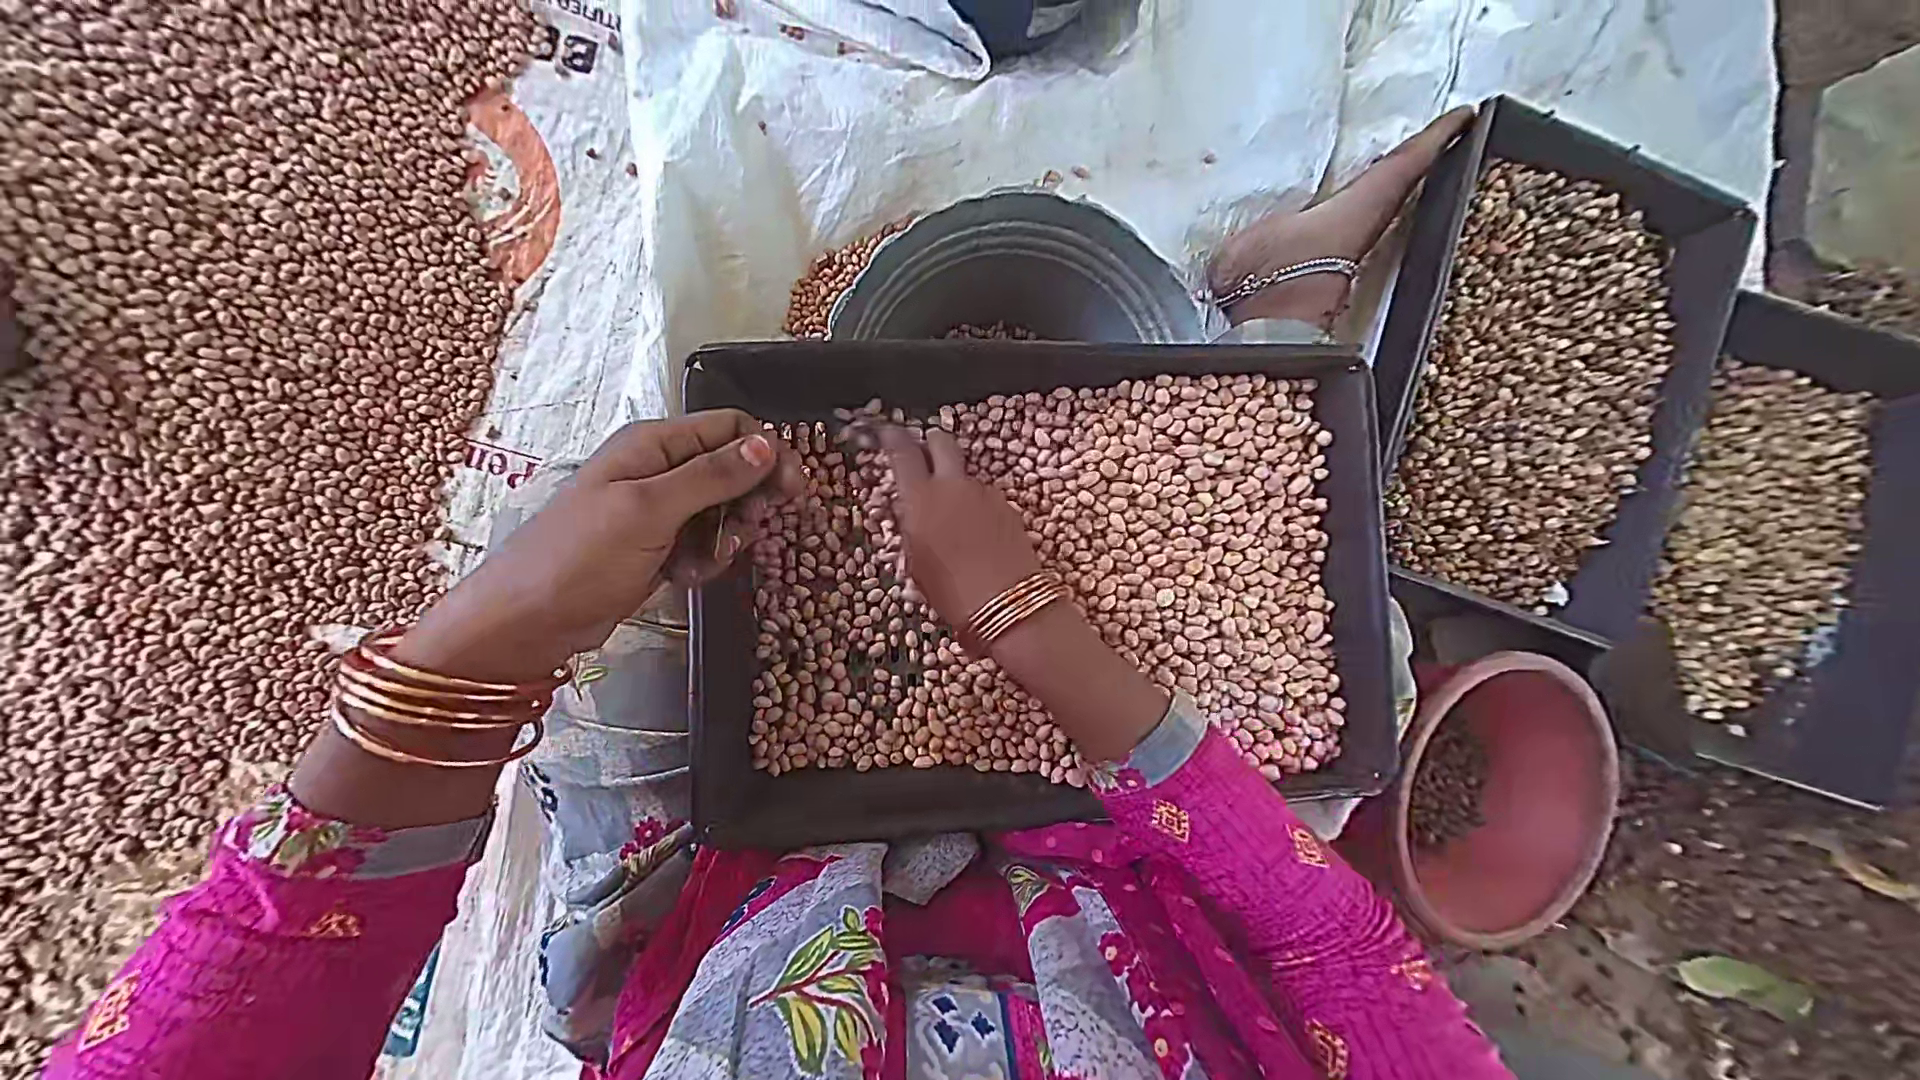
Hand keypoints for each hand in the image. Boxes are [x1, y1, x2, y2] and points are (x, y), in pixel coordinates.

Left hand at [399, 410, 803, 681]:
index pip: (733, 429)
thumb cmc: (581, 556)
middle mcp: (663, 469)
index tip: (791, 491)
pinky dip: (707, 560)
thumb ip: (712, 476)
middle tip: (746, 530)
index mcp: (656, 444)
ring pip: (727, 511)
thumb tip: (767, 446)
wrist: (531, 622)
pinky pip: (709, 542)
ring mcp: (664, 509)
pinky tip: (684, 575)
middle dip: (748, 502)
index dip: (767, 454)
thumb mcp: (650, 509)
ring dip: (727, 538)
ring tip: (701, 560)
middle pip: (736, 470)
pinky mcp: (665, 544)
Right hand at [880, 426, 1041, 640]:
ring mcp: (984, 493)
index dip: (892, 438)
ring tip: (952, 516)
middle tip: (923, 458)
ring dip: (955, 483)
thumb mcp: (915, 562)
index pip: (902, 451)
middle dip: (930, 444)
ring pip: (965, 473)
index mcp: (921, 498)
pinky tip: (976, 532)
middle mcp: (953, 486)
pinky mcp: (1007, 506)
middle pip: (941, 442)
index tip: (888, 434)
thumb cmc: (951, 592)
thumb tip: (910, 509)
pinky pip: (984, 495)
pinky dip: (976, 505)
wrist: (1008, 605)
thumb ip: (912, 526)